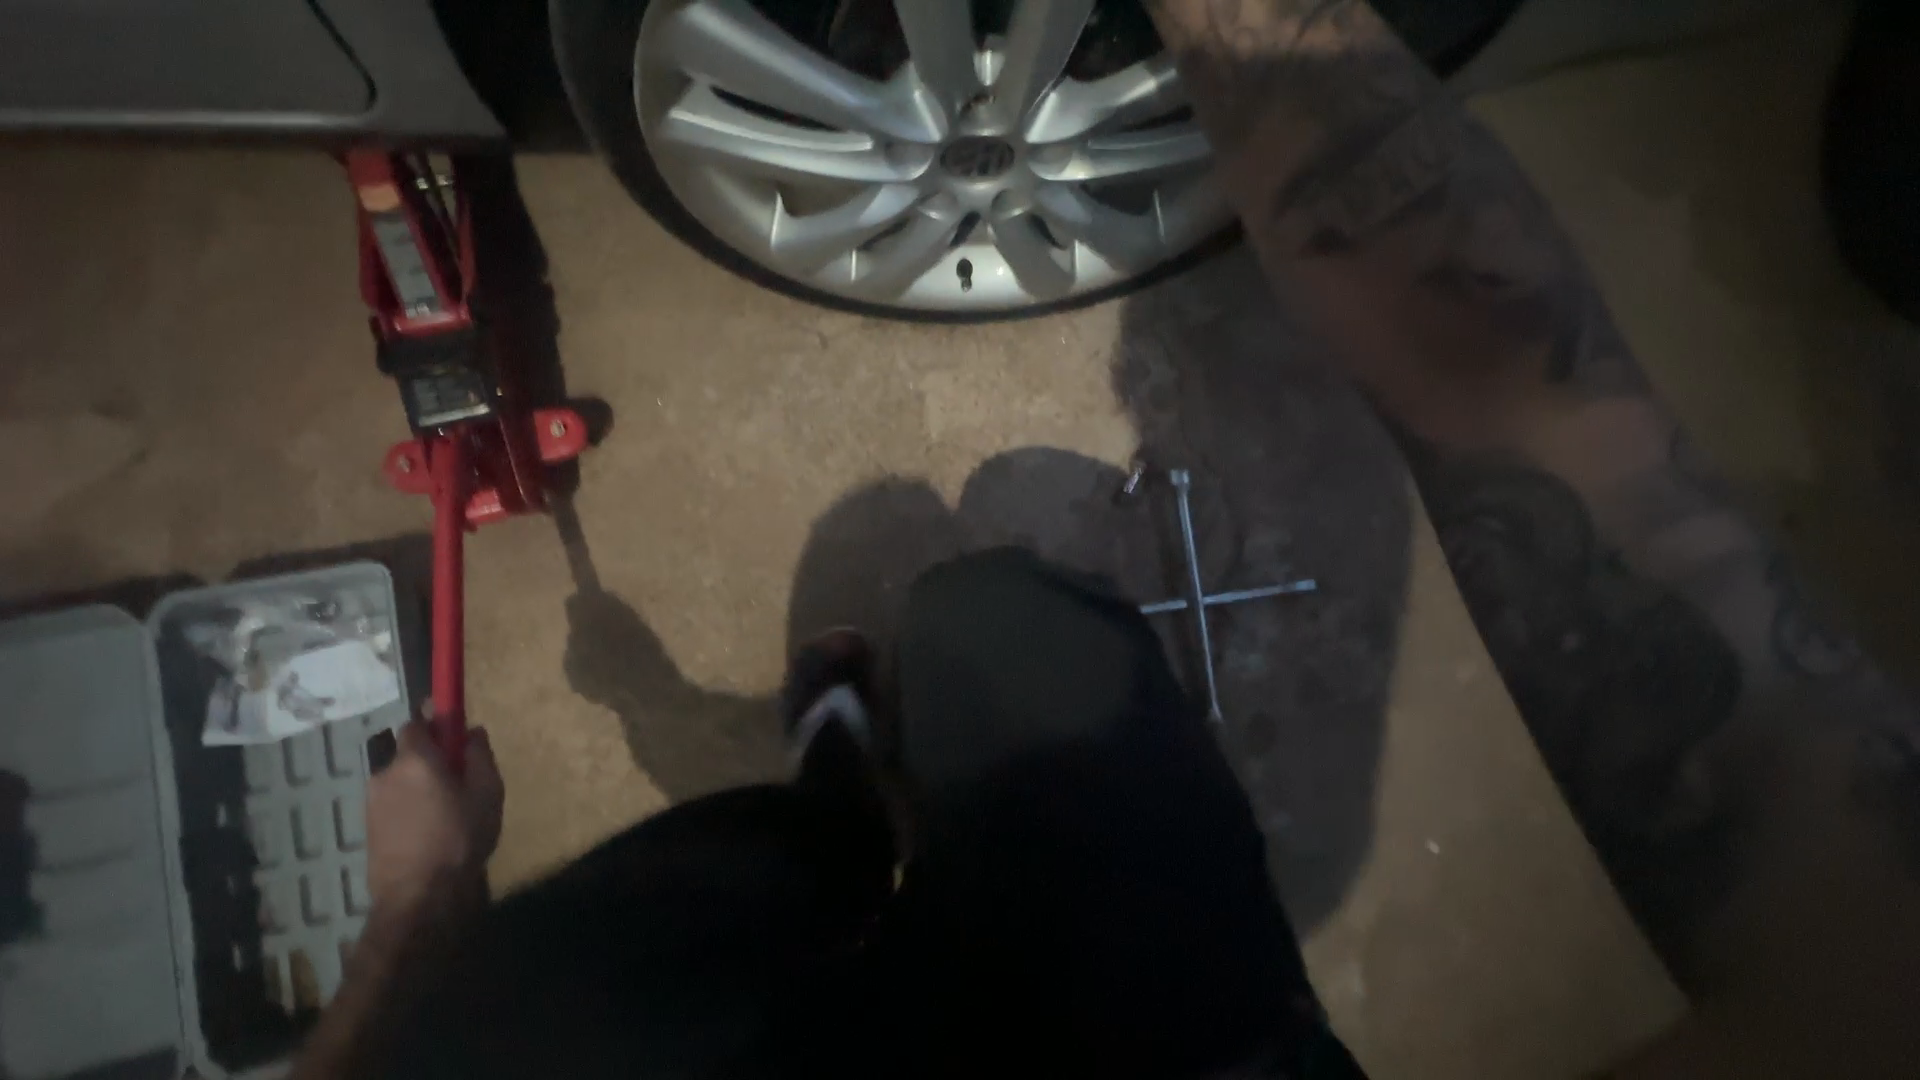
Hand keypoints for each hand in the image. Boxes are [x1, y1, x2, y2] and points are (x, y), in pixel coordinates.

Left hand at [366, 723, 503, 920]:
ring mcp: (372, 802)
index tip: (454, 726)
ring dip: (422, 784)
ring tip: (450, 809)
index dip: (435, 720)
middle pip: (410, 752)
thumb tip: (471, 732)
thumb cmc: (459, 836)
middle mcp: (386, 774)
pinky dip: (412, 805)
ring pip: (403, 779)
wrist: (418, 896)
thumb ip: (480, 756)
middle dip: (433, 758)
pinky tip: (432, 828)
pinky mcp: (369, 827)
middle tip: (462, 777)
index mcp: (415, 760)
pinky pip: (395, 802)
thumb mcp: (487, 792)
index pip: (417, 722)